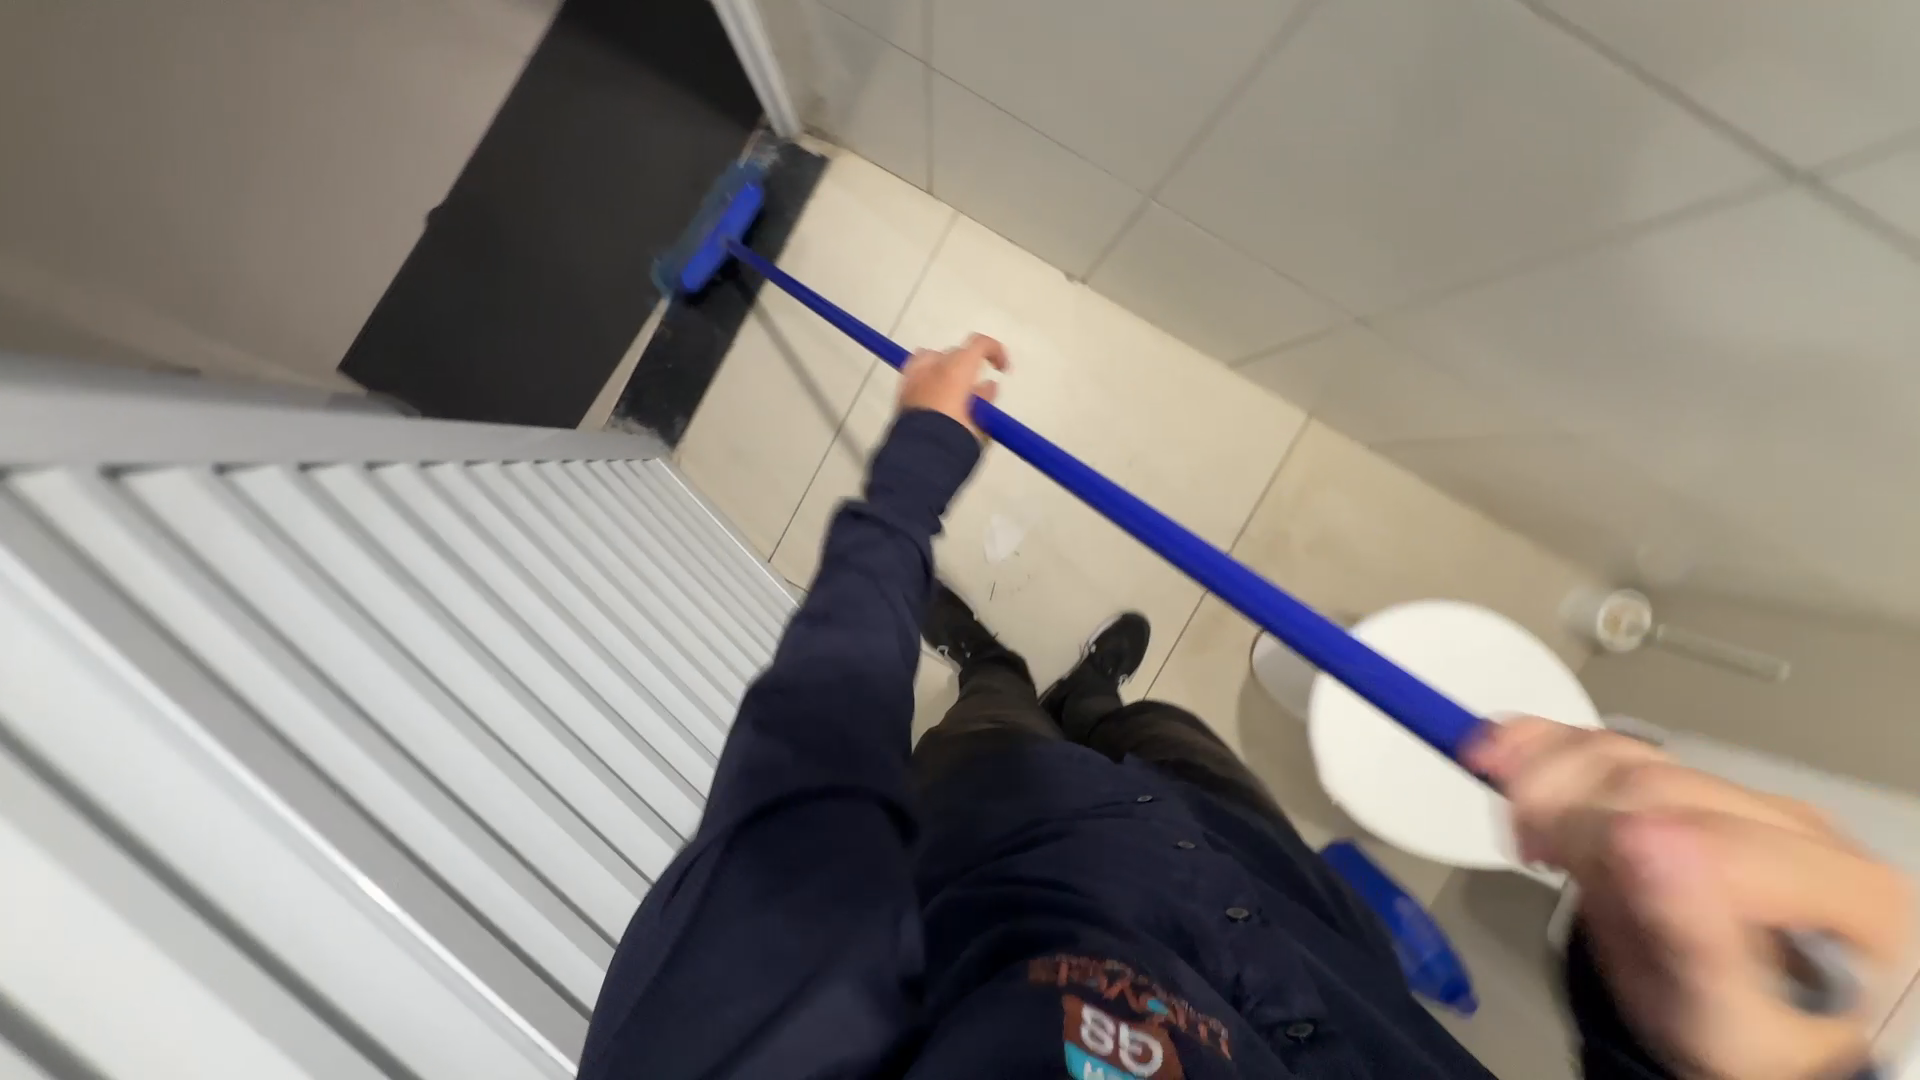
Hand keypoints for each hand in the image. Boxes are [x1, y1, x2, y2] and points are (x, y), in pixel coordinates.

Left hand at [898, 333, 1008, 437]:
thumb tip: (988, 387)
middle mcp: (933, 367)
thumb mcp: (980, 424)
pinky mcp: (901, 392)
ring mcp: (914, 377)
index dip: (995, 351)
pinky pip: (914, 372)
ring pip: (932, 358)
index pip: (979, 344)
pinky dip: (925, 377)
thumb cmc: (955, 441)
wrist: (919, 460)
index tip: (1002, 370)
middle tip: (976, 393)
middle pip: (956, 354)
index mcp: (956, 371)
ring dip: (945, 368)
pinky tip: (931, 394)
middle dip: (969, 367)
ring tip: (952, 390)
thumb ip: (984, 401)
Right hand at [1467, 718, 1910, 1079]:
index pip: (1709, 834)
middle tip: (1535, 857)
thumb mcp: (1721, 1016)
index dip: (1613, 838)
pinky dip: (1533, 740)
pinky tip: (1498, 757)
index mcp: (1844, 891)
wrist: (1717, 1007)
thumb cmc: (1734, 1027)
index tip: (1551, 863)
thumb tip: (1643, 844)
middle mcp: (1796, 827)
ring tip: (1529, 834)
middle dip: (1566, 816)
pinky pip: (1594, 737)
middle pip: (1649, 784)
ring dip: (1540, 780)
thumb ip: (1697, 939)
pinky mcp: (1670, 771)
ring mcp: (1729, 790)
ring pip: (1614, 750)